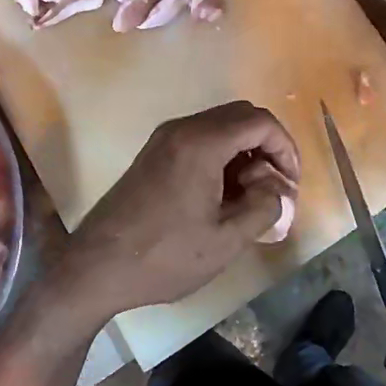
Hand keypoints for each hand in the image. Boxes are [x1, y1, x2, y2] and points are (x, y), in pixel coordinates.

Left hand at [48, 101, 299, 327]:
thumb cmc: (164, 257)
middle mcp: (181, 129)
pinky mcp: (153, 154)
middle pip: (241, 116)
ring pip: (220, 126)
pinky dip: (222, 155)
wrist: (95, 268)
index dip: (285, 149)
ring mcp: (163, 139)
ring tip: (252, 194)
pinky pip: (199, 139)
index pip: (260, 122)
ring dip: (245, 151)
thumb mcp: (226, 240)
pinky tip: (223, 193)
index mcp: (201, 143)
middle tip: (276, 186)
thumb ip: (263, 206)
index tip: (290, 184)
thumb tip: (275, 189)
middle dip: (267, 146)